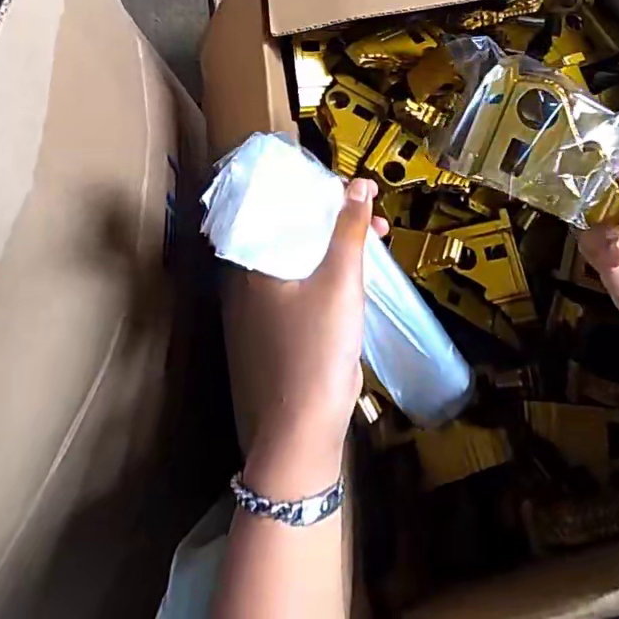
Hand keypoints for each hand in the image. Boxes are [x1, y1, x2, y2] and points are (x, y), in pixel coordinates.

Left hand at [224, 177, 386, 497]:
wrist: (301, 432)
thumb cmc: (316, 351)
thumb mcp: (340, 282)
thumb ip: (348, 231)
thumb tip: (358, 185)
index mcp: (250, 264)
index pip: (279, 210)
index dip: (318, 196)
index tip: (352, 194)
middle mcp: (245, 284)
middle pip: (291, 236)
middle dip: (334, 225)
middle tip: (372, 223)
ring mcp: (257, 313)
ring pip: (298, 265)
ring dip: (333, 251)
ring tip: (371, 247)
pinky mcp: (273, 336)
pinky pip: (299, 292)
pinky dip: (325, 279)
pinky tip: (353, 282)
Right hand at [577, 164, 618, 388]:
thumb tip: (617, 160)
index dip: (608, 182)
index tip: (589, 166)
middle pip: (602, 214)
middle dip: (596, 204)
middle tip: (592, 197)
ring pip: (594, 237)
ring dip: (603, 230)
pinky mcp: (617, 292)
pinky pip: (600, 263)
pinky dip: (606, 253)